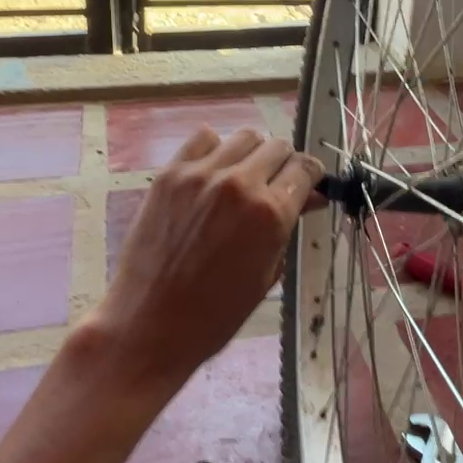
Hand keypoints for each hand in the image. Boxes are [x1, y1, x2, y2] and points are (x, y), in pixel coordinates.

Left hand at [91, 128, 322, 387]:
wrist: (149, 324)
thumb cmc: (216, 314)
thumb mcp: (267, 273)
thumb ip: (288, 227)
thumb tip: (309, 198)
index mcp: (270, 214)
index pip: (305, 168)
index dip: (312, 175)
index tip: (308, 182)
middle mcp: (240, 184)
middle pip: (278, 147)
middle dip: (284, 164)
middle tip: (276, 184)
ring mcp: (202, 174)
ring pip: (245, 137)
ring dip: (253, 153)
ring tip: (244, 176)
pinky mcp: (171, 173)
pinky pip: (203, 138)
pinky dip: (216, 148)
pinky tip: (213, 171)